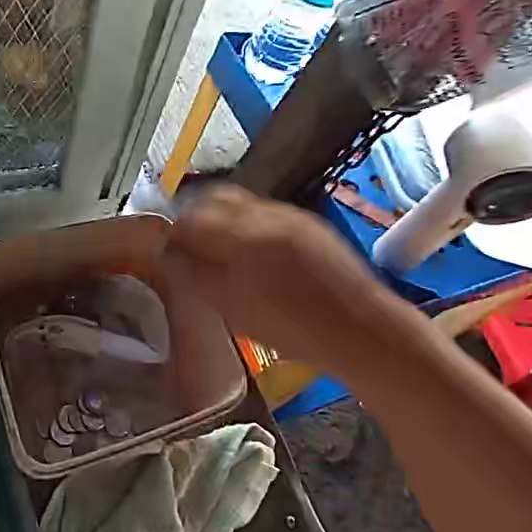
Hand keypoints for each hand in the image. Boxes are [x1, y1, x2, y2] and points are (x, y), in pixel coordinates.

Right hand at [166, 184, 429, 374]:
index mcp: (247, 238)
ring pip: (240, 202)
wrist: (362, 329)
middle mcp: (268, 215)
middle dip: (196, 219)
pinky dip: (246, 224)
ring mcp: (290, 214)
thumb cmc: (299, 332)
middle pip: (214, 199)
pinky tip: (250, 252)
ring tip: (219, 251)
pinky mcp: (307, 221)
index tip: (170, 251)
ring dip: (221, 219)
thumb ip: (199, 278)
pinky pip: (263, 212)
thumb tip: (172, 255)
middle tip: (190, 248)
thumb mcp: (237, 312)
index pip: (192, 218)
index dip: (175, 234)